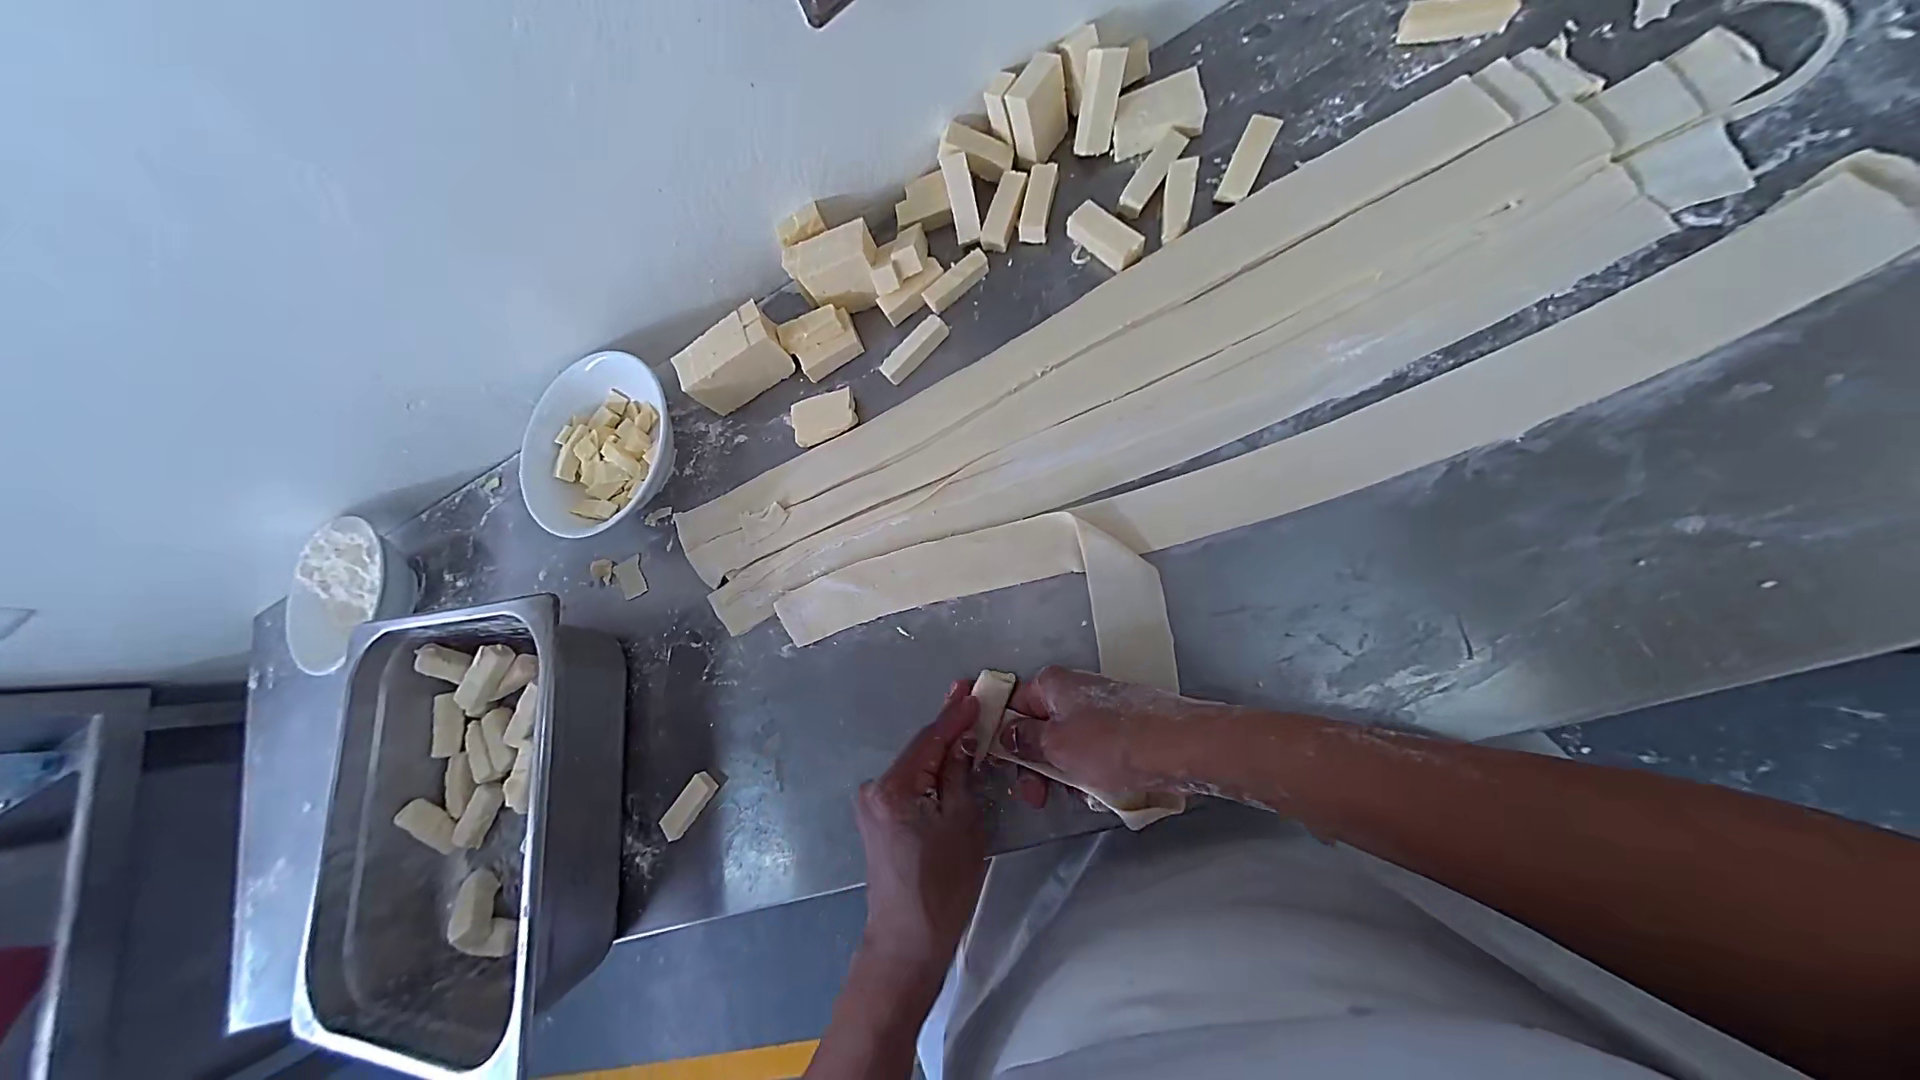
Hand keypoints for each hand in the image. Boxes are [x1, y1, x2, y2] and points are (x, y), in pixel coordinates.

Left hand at [854, 681, 986, 977]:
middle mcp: (874, 789)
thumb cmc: (942, 886)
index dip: (955, 716)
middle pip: (920, 751)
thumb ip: (960, 775)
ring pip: (916, 767)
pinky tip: (951, 761)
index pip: (930, 740)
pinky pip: (910, 784)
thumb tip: (964, 742)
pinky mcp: (877, 818)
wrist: (907, 941)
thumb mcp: (963, 823)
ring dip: (941, 750)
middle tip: (970, 697)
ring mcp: (872, 804)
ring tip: (967, 724)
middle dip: (948, 728)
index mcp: (893, 788)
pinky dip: (930, 772)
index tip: (974, 692)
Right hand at [1002, 666, 1215, 804]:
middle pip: (1040, 727)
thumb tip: (1005, 734)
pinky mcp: (1124, 728)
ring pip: (1067, 745)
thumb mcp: (1055, 746)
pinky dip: (1092, 773)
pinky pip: (1095, 753)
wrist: (1180, 748)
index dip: (1003, 736)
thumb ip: (1023, 740)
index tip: (1001, 765)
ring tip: (1079, 795)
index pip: (1013, 705)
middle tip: (1037, 795)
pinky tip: (1101, 792)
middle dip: (1036, 763)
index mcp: (1052, 684)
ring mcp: (1101, 709)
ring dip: (1065, 774)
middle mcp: (1075, 690)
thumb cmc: (1111, 744)